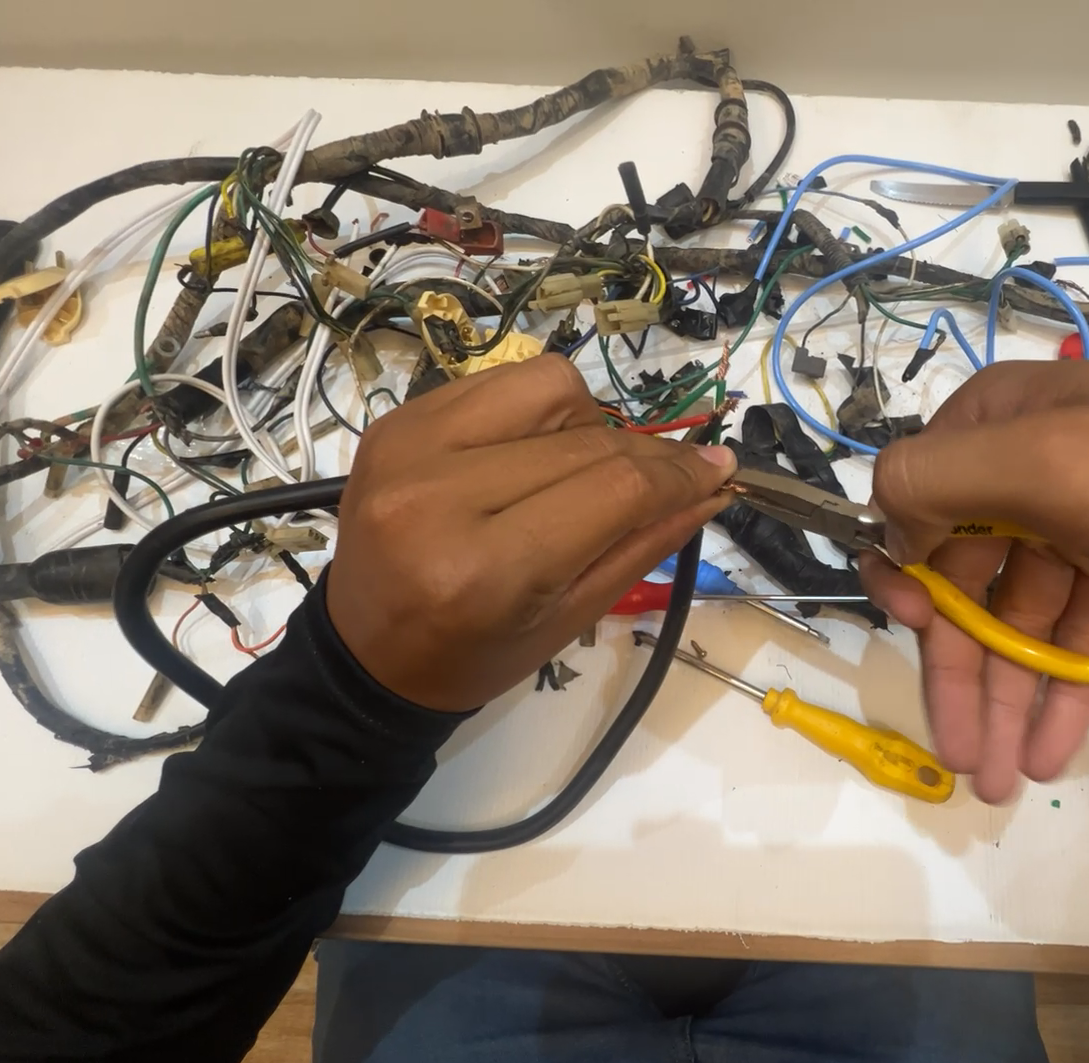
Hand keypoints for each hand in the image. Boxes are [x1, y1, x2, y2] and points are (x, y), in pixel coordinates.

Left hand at [326, 355, 734, 710]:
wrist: (369, 654)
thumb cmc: (475, 656)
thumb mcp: (571, 619)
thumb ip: (644, 545)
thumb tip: (711, 485)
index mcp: (485, 569)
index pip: (615, 489)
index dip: (680, 474)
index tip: (719, 470)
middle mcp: (439, 493)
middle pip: (590, 441)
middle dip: (649, 458)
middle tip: (671, 480)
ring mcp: (410, 445)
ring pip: (551, 386)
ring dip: (590, 424)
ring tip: (576, 474)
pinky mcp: (398, 420)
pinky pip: (503, 381)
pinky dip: (541, 411)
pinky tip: (534, 455)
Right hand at [861, 361, 1088, 801]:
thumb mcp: (1054, 463)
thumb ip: (939, 478)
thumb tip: (881, 520)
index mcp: (997, 422)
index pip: (915, 501)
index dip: (907, 575)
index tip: (914, 633)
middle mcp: (1025, 461)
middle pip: (965, 574)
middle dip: (960, 666)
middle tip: (960, 757)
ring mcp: (1076, 511)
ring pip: (1016, 611)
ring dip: (1006, 692)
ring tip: (1000, 778)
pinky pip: (1070, 624)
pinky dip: (1059, 683)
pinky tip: (1052, 747)